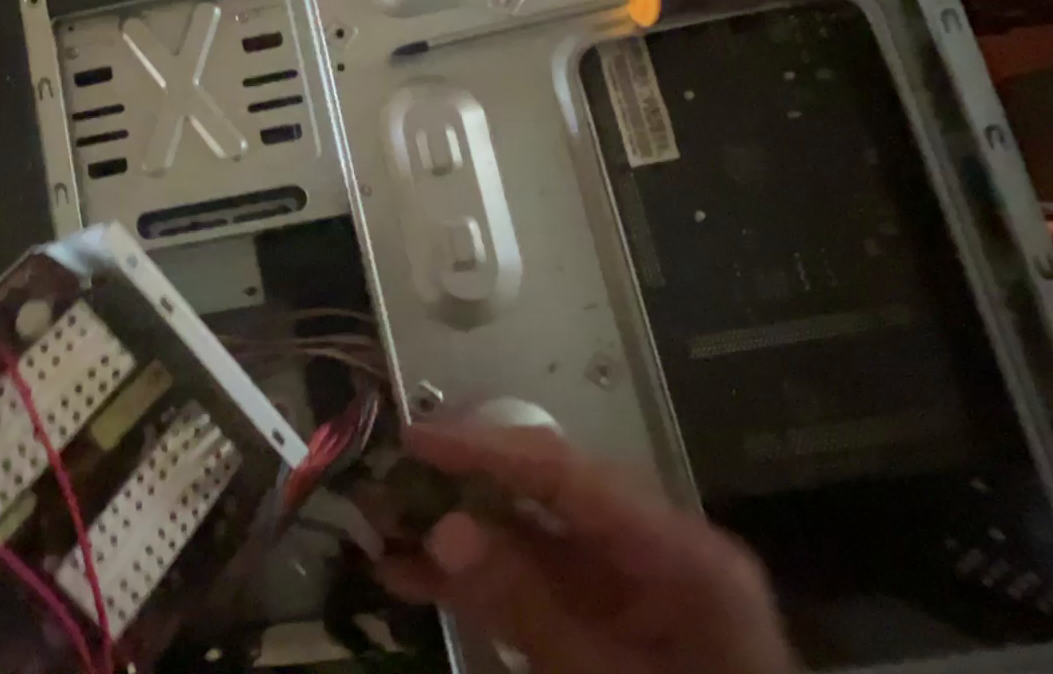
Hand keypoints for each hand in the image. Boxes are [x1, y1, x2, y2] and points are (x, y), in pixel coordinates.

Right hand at [375, 424, 796, 673]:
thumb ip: (530, 607)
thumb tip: (444, 530)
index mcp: (674, 549)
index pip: (566, 473)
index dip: (485, 448)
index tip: (413, 439)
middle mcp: (642, 546)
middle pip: (537, 491)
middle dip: (457, 484)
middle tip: (385, 479)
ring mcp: (616, 581)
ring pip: (518, 534)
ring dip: (449, 531)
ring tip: (378, 526)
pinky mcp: (592, 613)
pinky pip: (521, 581)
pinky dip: (466, 579)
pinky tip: (406, 576)